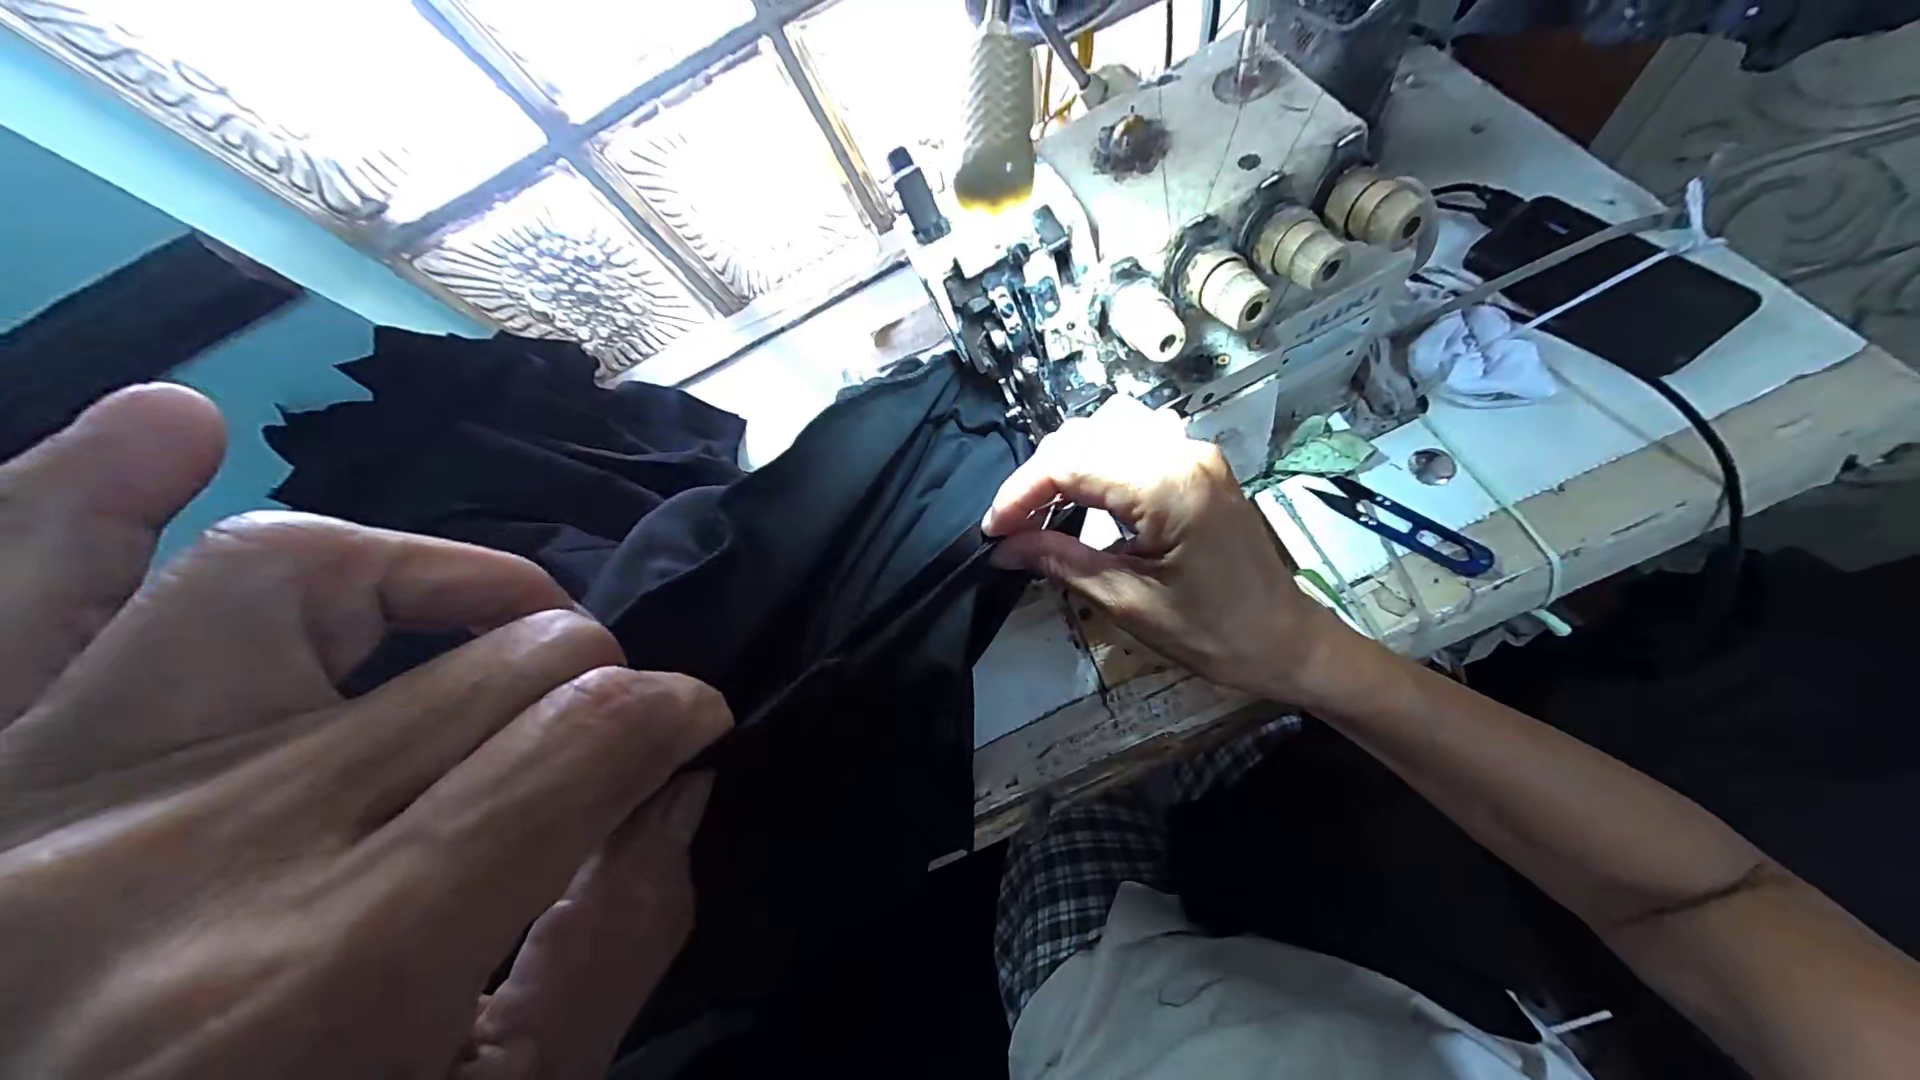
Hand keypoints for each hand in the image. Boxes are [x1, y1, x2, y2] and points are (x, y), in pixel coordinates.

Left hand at [0, 386, 729, 1079]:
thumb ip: (621, 935)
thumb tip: (681, 781)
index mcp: (327, 977)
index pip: (583, 736)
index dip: (677, 712)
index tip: (698, 728)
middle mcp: (175, 865)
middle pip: (499, 659)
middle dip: (605, 679)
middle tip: (613, 726)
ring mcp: (30, 807)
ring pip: (294, 573)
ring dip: (450, 578)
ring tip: (502, 614)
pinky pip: (14, 593)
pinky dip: (80, 493)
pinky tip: (177, 425)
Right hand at [982, 397, 1362, 705]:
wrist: (1286, 640)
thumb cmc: (1213, 633)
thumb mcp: (1128, 602)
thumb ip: (1060, 562)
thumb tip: (1004, 548)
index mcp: (1167, 486)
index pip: (1070, 464)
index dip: (1020, 493)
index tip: (994, 530)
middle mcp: (1181, 453)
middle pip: (1083, 438)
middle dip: (1037, 479)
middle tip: (1012, 526)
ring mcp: (1194, 452)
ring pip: (1106, 429)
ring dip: (1065, 463)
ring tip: (1042, 507)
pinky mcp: (1198, 462)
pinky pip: (1134, 438)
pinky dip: (1098, 457)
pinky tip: (1087, 488)